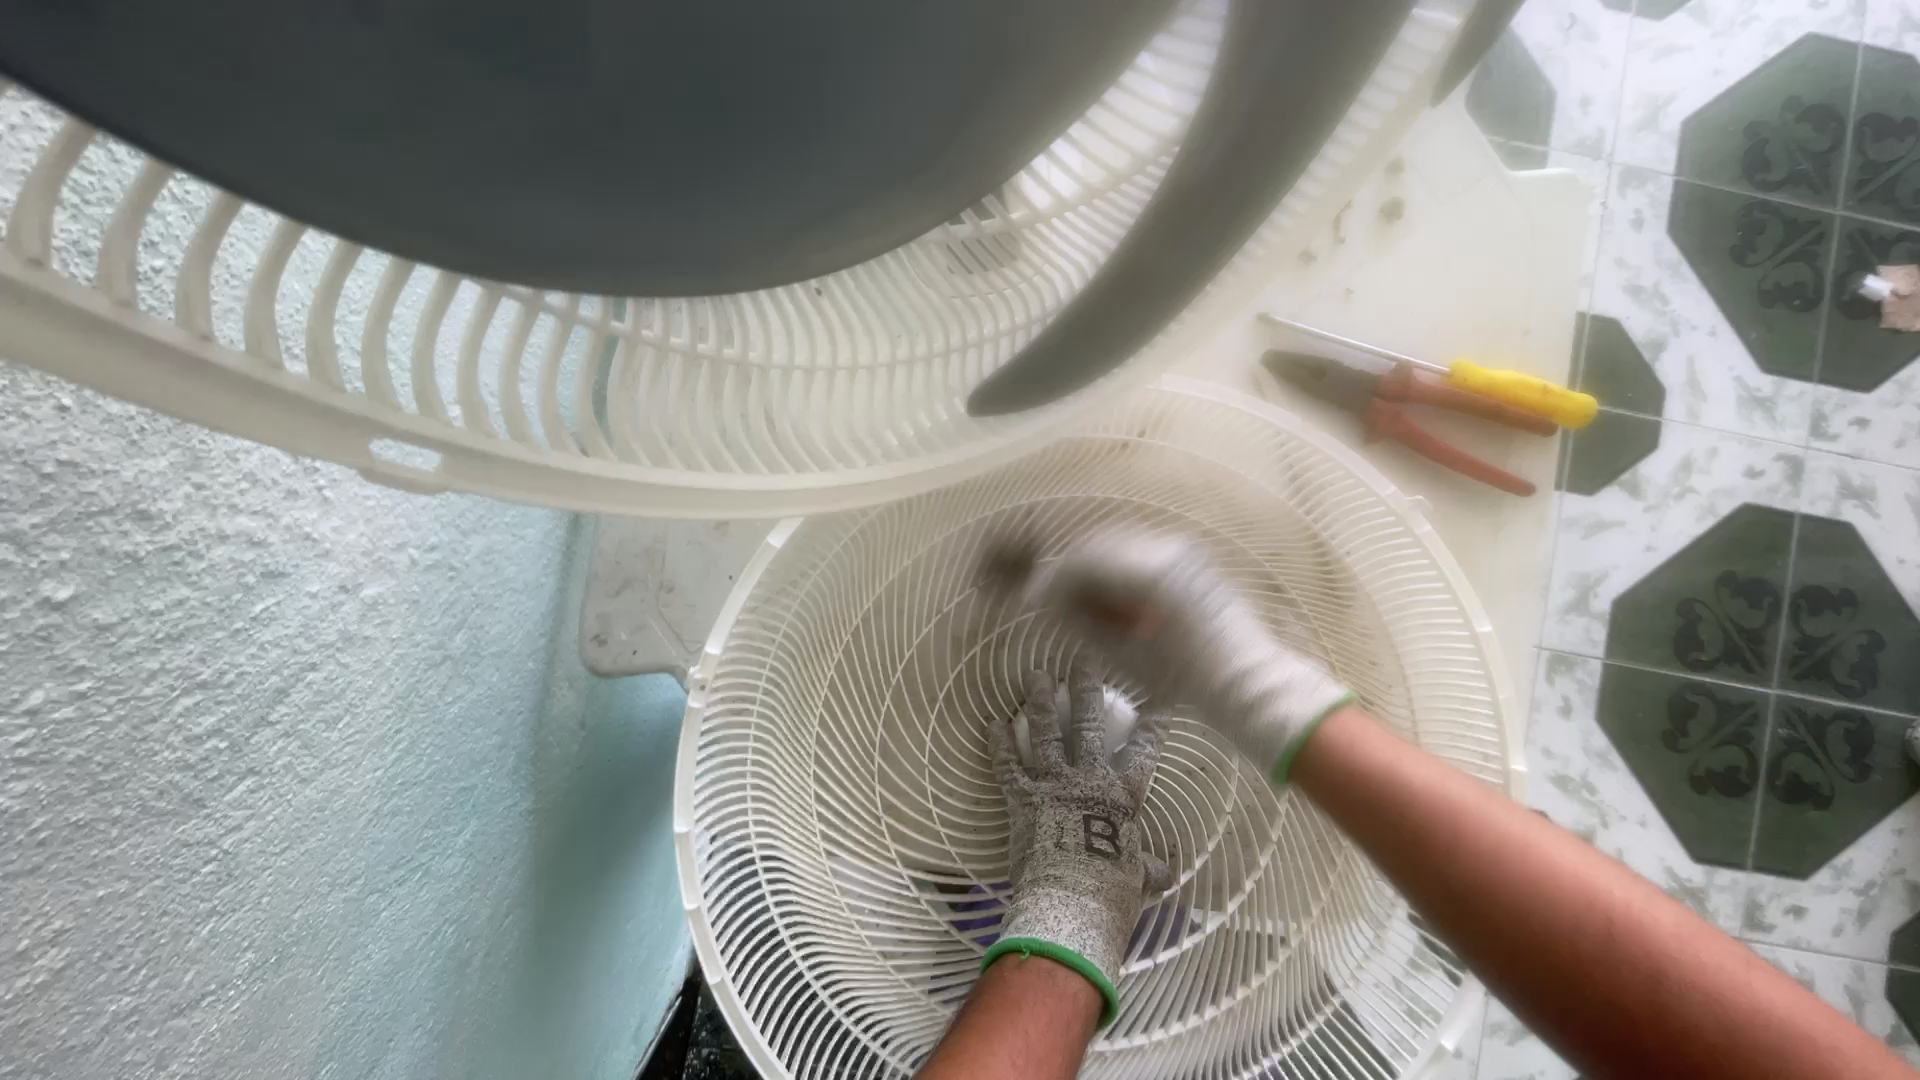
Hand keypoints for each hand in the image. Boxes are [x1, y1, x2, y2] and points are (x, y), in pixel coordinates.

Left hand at [984, 661, 1169, 1028]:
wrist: (1070, 905)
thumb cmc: (1110, 894)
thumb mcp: (1139, 880)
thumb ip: (1149, 869)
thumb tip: (1166, 872)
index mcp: (1122, 797)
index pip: (1143, 753)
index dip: (1152, 726)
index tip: (1159, 700)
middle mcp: (1088, 779)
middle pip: (1088, 724)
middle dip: (1086, 688)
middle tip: (1082, 659)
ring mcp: (1053, 784)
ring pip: (1046, 732)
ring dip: (1040, 702)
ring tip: (1036, 675)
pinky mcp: (1022, 797)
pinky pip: (1008, 764)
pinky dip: (999, 744)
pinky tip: (992, 722)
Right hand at [1006, 528, 1352, 782]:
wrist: (1248, 682)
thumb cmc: (1185, 680)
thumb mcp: (1121, 654)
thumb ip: (1077, 619)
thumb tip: (1042, 597)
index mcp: (1148, 573)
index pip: (1080, 561)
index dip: (1047, 578)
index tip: (1028, 597)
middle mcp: (1165, 548)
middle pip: (1095, 544)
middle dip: (1069, 570)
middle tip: (1052, 600)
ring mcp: (1182, 548)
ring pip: (1116, 543)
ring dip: (1093, 568)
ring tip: (1092, 607)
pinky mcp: (1191, 556)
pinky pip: (1138, 550)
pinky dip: (1118, 570)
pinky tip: (1121, 603)